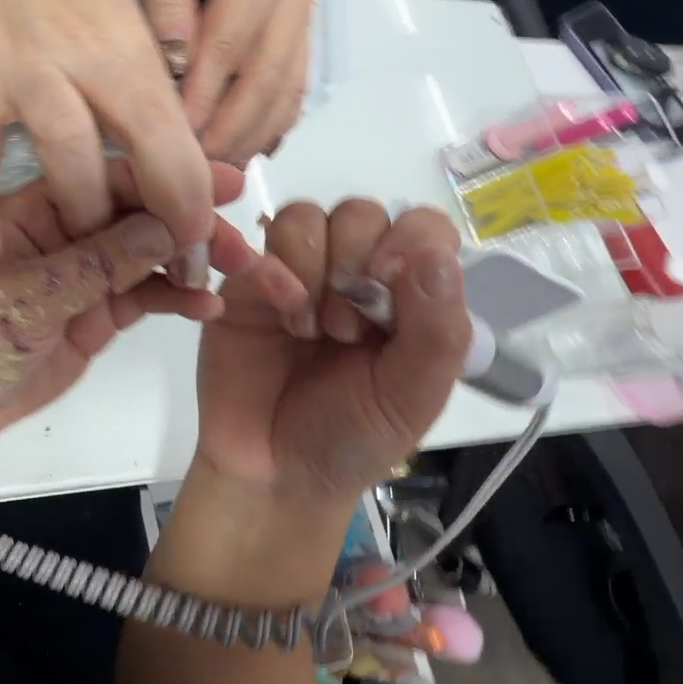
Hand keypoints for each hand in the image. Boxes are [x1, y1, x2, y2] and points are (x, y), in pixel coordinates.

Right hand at [0, 0, 212, 283]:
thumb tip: (177, 139)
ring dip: (82, 222)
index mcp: (128, 45)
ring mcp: (20, 75)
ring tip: (87, 266)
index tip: (206, 249)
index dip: (198, 201)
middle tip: (170, 278)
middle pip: (137, 155)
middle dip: (160, 226)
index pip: (179, 135)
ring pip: (65, 161)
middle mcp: (84, 61)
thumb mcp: (113, 10)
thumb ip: (142, 75)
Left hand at [0, 161, 259, 452]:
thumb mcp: (28, 297)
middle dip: (187, 223)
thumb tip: (169, 224)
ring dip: (187, 262)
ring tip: (240, 270)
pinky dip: (170, 300)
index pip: (104, 179)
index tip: (220, 181)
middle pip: (134, 216)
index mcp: (33, 209)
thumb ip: (97, 262)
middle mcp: (63, 234)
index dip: (162, 178)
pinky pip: (137, 299)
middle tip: (242, 234)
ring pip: (143, 258)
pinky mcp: (91, 317)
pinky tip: (205, 305)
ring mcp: (79, 277)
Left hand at [143, 0, 319, 163]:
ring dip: (253, 135)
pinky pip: (295, 88)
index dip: (203, 95)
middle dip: (230, 128)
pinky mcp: (305, 35)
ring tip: (217, 170)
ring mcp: (307, 17)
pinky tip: (245, 150)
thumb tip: (171, 62)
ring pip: (287, 90)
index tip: (174, 136)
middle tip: (195, 168)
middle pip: (266, 77)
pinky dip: (271, 124)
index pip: (230, 45)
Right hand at [195, 200, 468, 502]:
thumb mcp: (414, 395)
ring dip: (314, 268)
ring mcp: (294, 275)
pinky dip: (275, 276)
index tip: (393, 285)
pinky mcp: (246, 284)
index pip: (419, 226)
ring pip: (305, 216)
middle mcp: (351, 274)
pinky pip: (257, 246)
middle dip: (356, 261)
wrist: (274, 471)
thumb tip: (435, 254)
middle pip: (359, 212)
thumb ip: (437, 329)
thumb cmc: (353, 436)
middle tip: (350, 329)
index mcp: (405, 296)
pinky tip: (284, 321)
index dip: (409, 240)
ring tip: (313, 329)